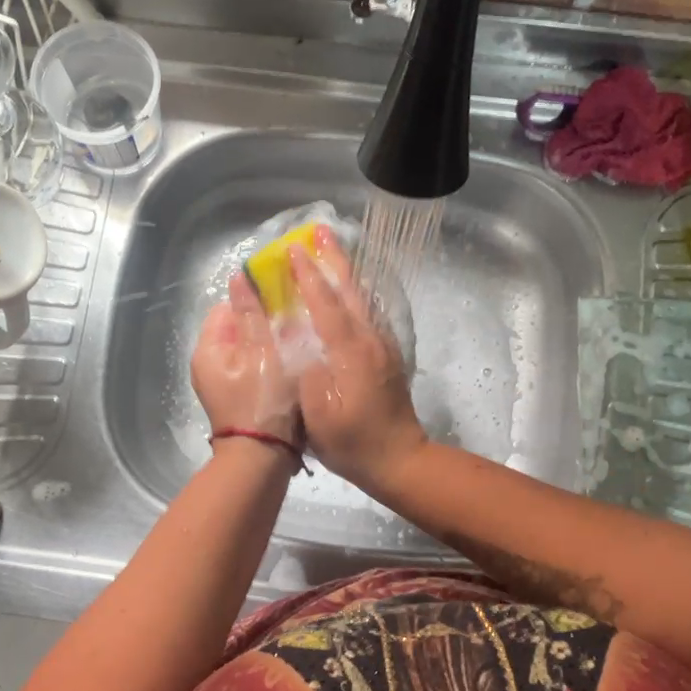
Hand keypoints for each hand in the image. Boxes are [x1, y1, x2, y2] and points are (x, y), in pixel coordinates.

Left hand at [190, 271, 300, 448]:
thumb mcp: (262, 351)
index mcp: (208, 350)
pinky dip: (272, 365)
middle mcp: (210, 366)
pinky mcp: (240, 400)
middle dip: (266, 323)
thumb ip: (252, 313)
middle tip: (296, 323)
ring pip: (250, 350)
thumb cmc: (263, 400)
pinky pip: (255, 370)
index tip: (283, 302)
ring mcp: (224, 385)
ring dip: (272, 345)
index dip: (254, 300)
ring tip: (299, 343)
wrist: (264, 459)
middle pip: (239, 329)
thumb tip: (239, 277)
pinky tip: (294, 366)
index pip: (227, 308)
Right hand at [289, 227, 426, 489]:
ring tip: (329, 250)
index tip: (292, 250)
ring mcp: (382, 347)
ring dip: (344, 272)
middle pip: (350, 290)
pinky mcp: (386, 357)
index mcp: (351, 352)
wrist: (399, 460)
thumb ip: (307, 373)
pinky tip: (345, 291)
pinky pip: (366, 313)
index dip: (308, 276)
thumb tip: (299, 343)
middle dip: (333, 259)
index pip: (327, 304)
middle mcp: (371, 340)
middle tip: (319, 231)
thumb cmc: (353, 442)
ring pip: (362, 299)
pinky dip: (352, 293)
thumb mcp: (319, 414)